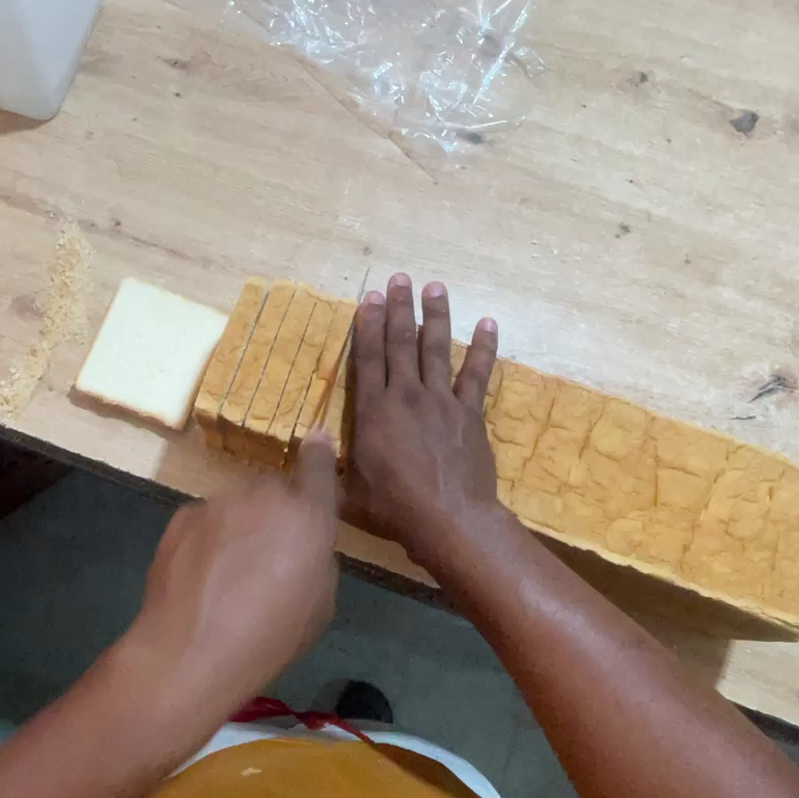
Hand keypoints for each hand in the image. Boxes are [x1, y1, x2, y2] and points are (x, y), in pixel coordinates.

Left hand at [109, 437, 340, 732]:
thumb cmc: (270, 638)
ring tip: (228, 571)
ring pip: (236, 503)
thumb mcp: (319, 605)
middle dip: (275, 510)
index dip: (319, 454)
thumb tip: (303, 543)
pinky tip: (201, 574)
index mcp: (308, 517)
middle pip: (274, 489)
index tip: (317, 439)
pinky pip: (205, 519)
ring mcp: (218, 503)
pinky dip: (208, 537)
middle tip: (268, 553)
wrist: (191, 652)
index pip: (319, 468)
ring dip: (239, 524)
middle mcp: (264, 497)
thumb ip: (317, 558)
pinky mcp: (182, 516)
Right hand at [345, 273, 512, 573]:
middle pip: (400, 344)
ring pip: (437, 349)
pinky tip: (489, 324)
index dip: (366, 326)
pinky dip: (484, 348)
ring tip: (434, 287)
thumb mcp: (346, 493)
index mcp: (372, 412)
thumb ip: (328, 468)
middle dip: (398, 309)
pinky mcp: (469, 413)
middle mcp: (405, 396)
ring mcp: (440, 401)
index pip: (367, 359)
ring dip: (435, 316)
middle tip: (399, 279)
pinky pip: (477, 374)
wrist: (449, 518)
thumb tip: (309, 447)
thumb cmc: (392, 509)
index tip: (369, 298)